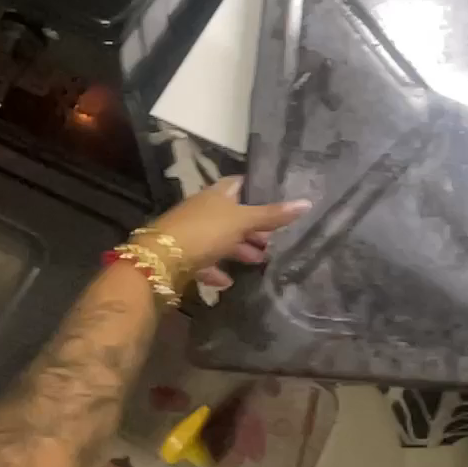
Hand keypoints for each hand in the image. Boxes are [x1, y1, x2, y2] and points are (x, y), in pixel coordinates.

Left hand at [139, 177, 310, 287]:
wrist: (159, 260)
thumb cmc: (205, 231)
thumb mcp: (242, 221)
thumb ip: (272, 215)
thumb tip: (307, 202)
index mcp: (218, 193)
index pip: (242, 184)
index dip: (260, 190)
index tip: (280, 201)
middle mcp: (205, 208)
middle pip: (234, 214)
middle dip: (254, 227)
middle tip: (274, 240)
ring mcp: (193, 231)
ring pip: (221, 238)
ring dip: (239, 249)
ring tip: (260, 261)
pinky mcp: (183, 255)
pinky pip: (206, 260)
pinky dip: (218, 270)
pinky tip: (228, 282)